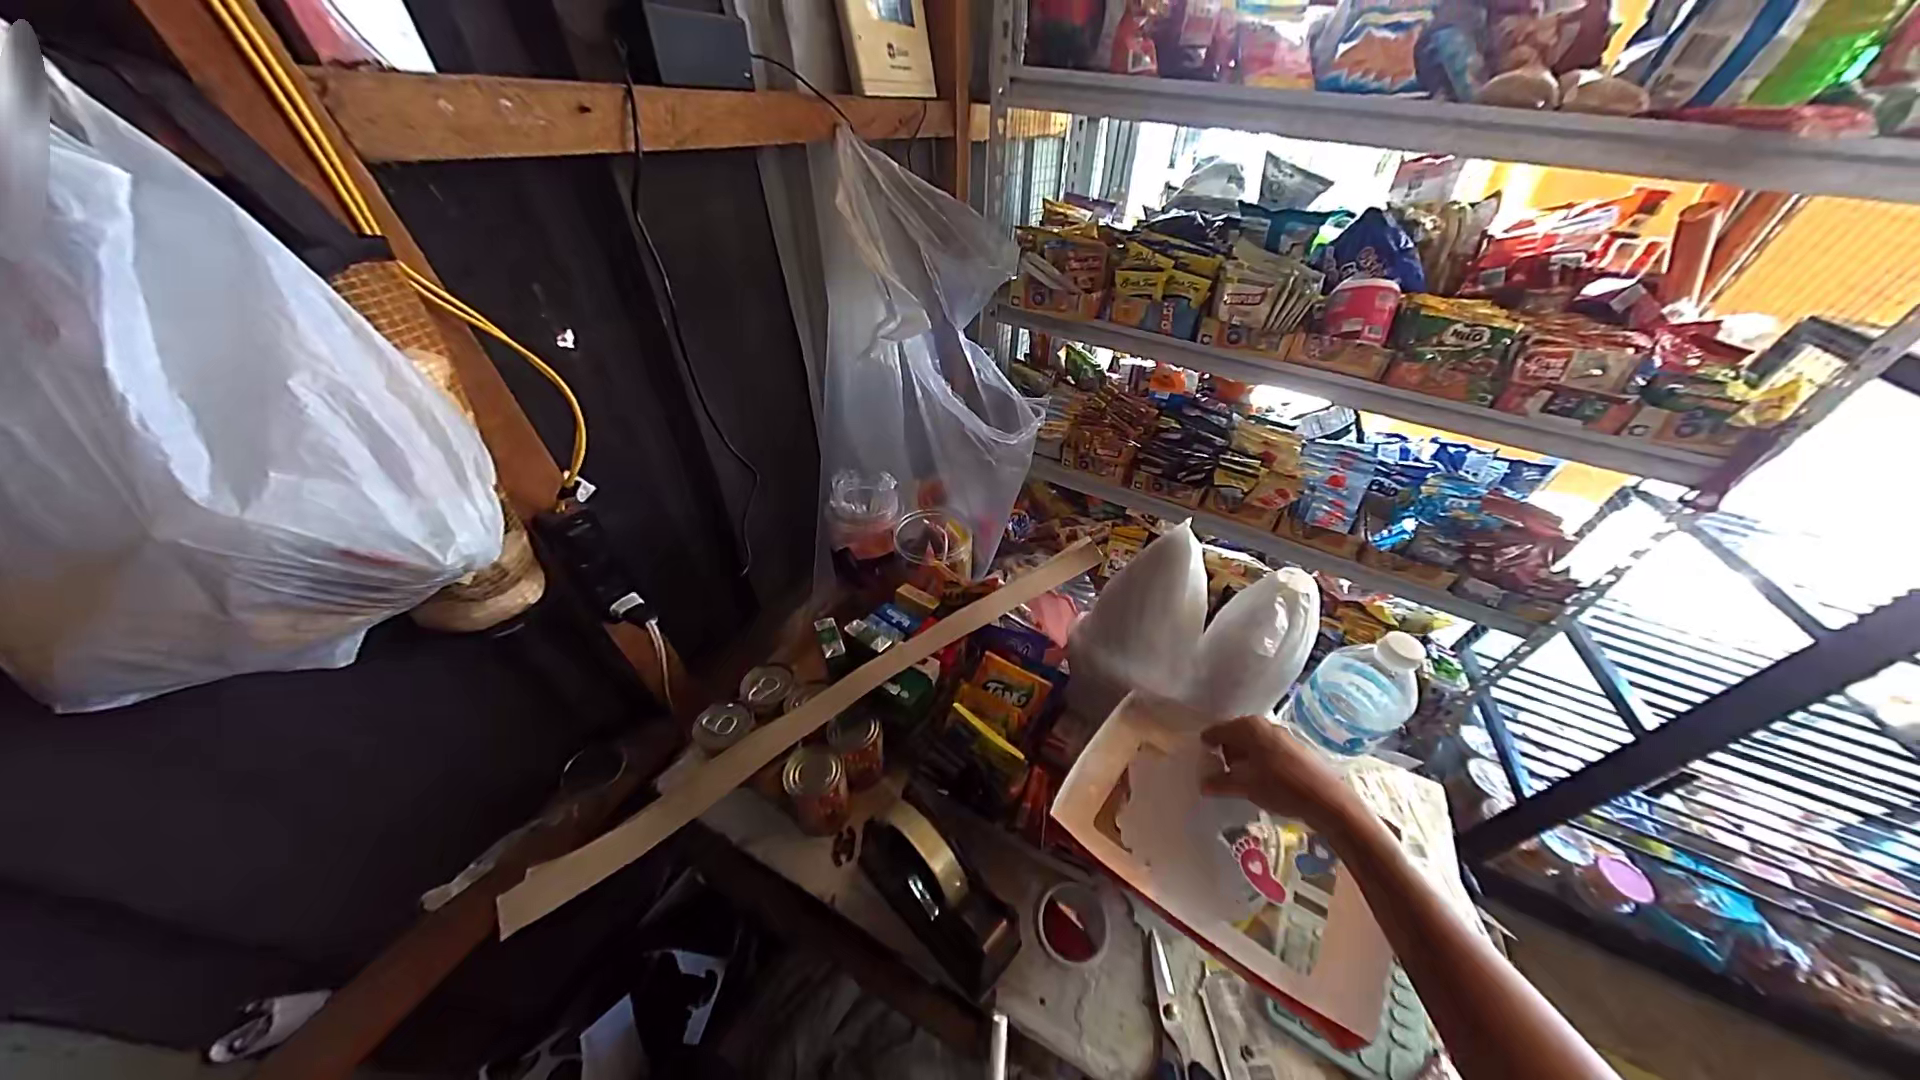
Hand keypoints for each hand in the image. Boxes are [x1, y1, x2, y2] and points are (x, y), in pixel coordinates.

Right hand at [1200, 715, 1361, 835]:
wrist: (1328, 800)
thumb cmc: (1281, 787)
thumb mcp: (1245, 787)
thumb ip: (1219, 783)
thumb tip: (1202, 785)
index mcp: (1247, 726)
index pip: (1216, 731)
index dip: (1207, 747)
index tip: (1202, 764)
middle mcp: (1262, 724)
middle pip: (1233, 736)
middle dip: (1224, 753)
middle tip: (1218, 774)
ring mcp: (1280, 735)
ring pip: (1250, 744)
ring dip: (1241, 759)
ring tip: (1238, 780)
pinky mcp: (1292, 748)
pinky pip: (1265, 751)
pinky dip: (1257, 762)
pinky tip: (1259, 781)